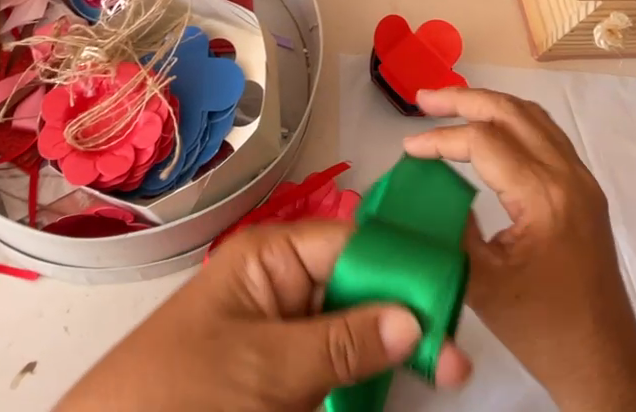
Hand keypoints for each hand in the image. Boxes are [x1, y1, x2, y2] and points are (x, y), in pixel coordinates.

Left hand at [55, 220, 470, 411]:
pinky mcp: (289, 380)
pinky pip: (342, 369)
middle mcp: (285, 288)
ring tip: (444, 372)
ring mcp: (289, 336)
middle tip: (456, 359)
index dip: (403, 266)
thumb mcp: (265, 366)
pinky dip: (369, 381)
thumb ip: (341, 341)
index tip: (451, 295)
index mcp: (273, 259)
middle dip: (407, 316)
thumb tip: (411, 318)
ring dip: (396, 352)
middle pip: (364, 289)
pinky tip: (399, 384)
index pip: (354, 244)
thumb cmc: (179, 391)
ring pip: (360, 332)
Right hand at [404, 88, 635, 411]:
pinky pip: (546, 134)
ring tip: (450, 105)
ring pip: (532, 116)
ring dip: (489, 105)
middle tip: (423, 100)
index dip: (440, 138)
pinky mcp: (585, 189)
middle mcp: (567, 176)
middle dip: (463, 99)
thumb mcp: (482, 283)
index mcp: (543, 197)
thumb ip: (451, 228)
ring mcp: (581, 179)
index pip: (483, 141)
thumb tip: (422, 189)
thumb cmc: (541, 327)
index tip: (407, 148)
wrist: (603, 358)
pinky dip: (512, 121)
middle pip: (511, 112)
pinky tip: (488, 131)